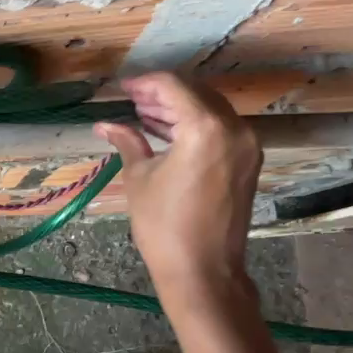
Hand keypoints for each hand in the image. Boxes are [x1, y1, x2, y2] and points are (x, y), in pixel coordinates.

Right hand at [93, 73, 259, 294]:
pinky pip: (220, 128)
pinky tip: (167, 130)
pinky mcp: (247, 160)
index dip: (145, 83)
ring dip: (178, 107)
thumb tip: (105, 124)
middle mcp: (234, 129)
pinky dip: (194, 123)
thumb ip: (127, 141)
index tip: (122, 87)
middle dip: (162, 92)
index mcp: (206, 129)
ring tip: (143, 113)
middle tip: (131, 98)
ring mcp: (246, 144)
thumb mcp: (138, 177)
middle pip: (196, 92)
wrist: (203, 269)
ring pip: (210, 108)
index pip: (173, 87)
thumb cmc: (163, 225)